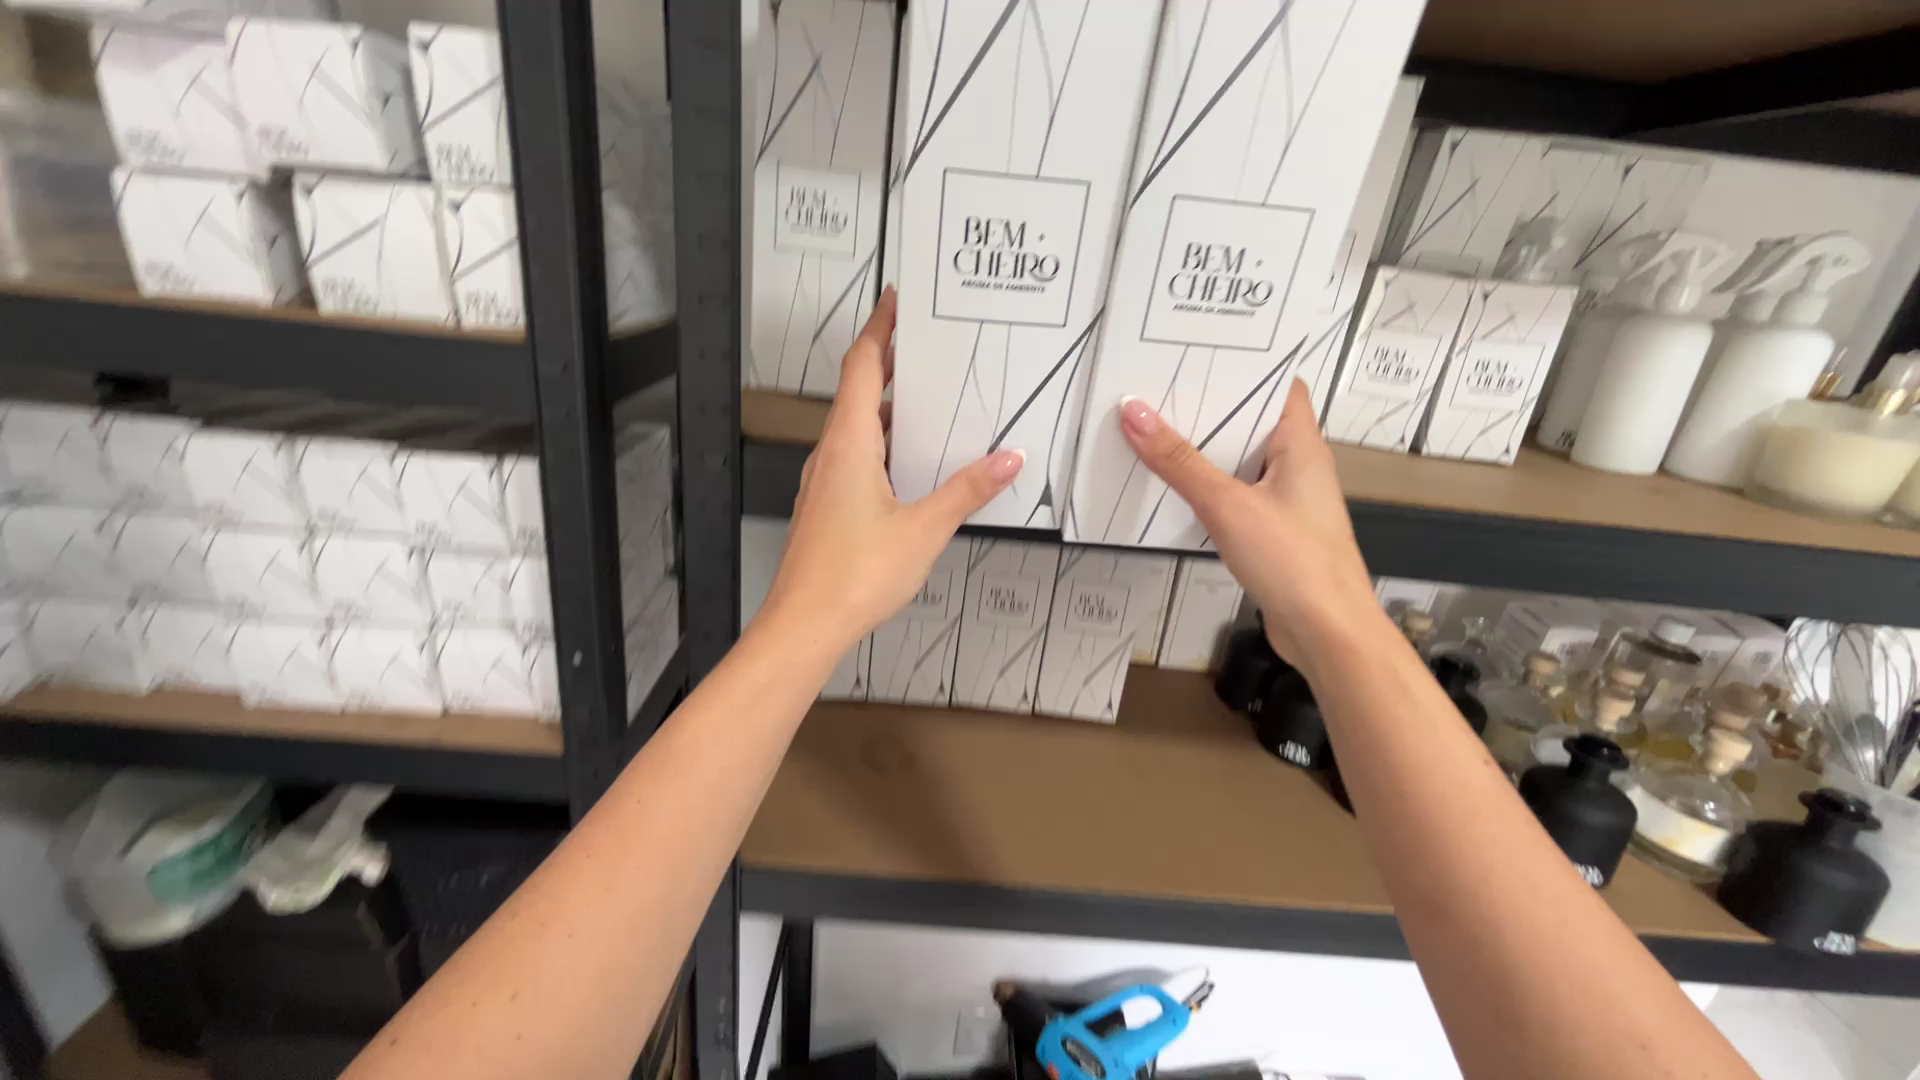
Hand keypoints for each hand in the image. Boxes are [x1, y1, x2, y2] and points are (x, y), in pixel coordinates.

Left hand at [762, 288, 1025, 651]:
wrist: (804, 624)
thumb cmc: (857, 575)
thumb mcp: (925, 529)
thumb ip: (968, 490)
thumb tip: (1008, 459)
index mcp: (849, 444)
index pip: (861, 366)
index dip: (879, 328)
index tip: (897, 300)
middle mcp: (831, 454)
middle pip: (857, 392)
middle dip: (890, 364)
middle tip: (927, 347)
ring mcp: (824, 480)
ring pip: (855, 427)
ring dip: (886, 408)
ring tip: (927, 400)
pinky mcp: (825, 505)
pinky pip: (854, 457)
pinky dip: (880, 444)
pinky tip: (907, 462)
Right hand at [1116, 379, 1382, 671]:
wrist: (1327, 632)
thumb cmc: (1292, 560)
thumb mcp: (1227, 505)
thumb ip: (1179, 461)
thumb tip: (1134, 411)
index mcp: (1301, 445)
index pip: (1278, 386)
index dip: (1243, 368)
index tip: (1197, 356)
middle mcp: (1298, 466)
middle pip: (1252, 422)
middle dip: (1208, 409)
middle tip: (1157, 389)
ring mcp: (1286, 501)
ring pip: (1240, 462)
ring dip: (1203, 452)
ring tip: (1153, 430)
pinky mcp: (1273, 532)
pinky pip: (1235, 497)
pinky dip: (1207, 489)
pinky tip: (1171, 489)